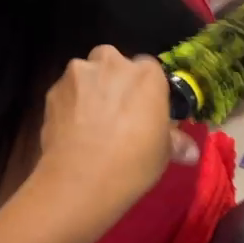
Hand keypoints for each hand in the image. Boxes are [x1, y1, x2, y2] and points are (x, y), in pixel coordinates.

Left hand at [35, 46, 196, 217]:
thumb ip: (175, 142)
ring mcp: (78, 74)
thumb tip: (191, 152)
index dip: (146, 91)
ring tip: (90, 123)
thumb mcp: (163, 153)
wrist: (81, 179)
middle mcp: (111, 63)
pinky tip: (71, 131)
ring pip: (86, 75)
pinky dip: (69, 106)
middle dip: (114, 81)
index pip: (149, 70)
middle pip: (113, 63)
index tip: (144, 111)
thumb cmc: (134, 162)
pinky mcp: (52, 91)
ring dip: (89, 91)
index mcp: (146, 73)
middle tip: (116, 114)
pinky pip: (66, 94)